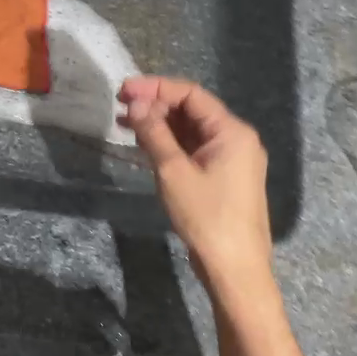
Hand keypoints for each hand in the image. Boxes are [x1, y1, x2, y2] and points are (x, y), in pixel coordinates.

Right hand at [118, 76, 272, 292]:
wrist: (234, 268)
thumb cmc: (206, 215)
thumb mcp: (173, 171)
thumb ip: (153, 132)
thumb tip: (134, 103)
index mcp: (232, 131)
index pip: (190, 94)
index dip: (155, 88)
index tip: (123, 90)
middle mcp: (236, 139)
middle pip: (191, 109)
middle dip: (154, 104)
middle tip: (120, 106)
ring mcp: (231, 158)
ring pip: (190, 129)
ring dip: (158, 123)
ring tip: (124, 123)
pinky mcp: (222, 175)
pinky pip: (192, 147)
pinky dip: (168, 142)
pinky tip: (143, 144)